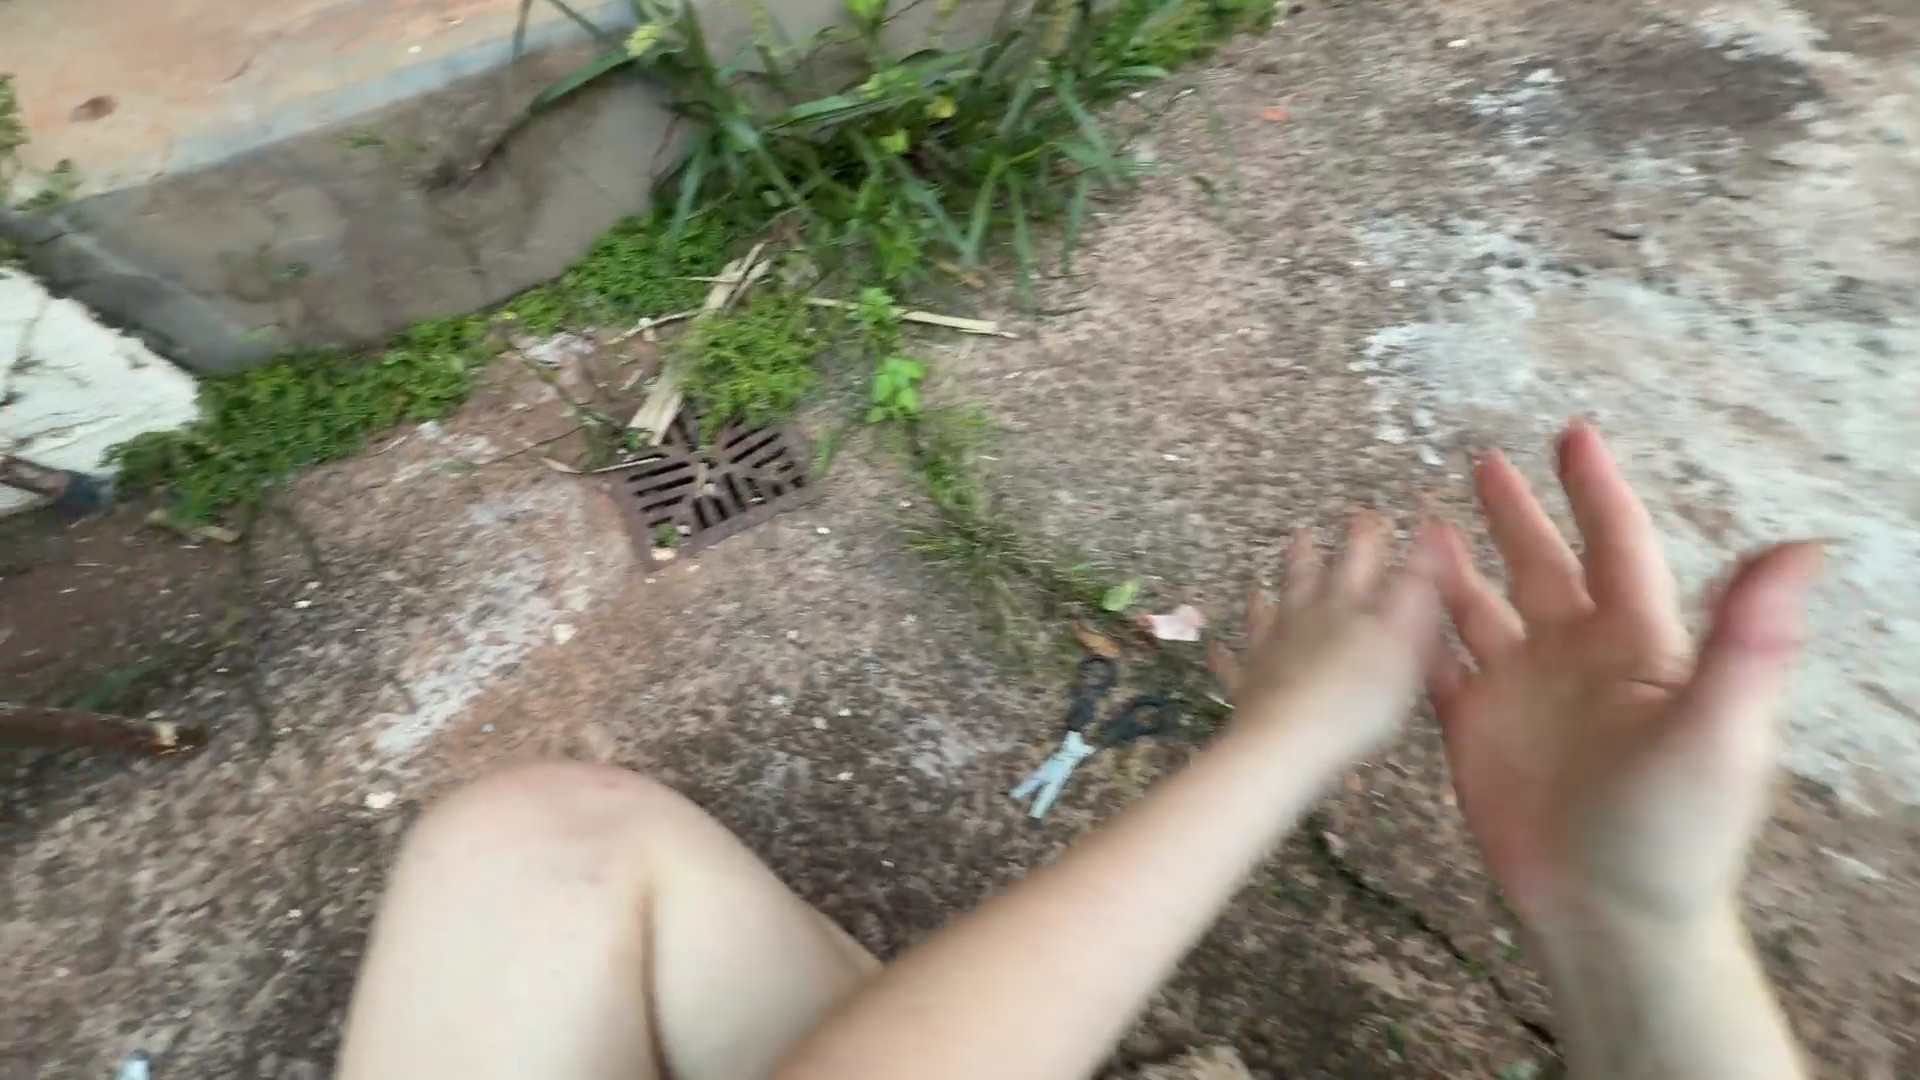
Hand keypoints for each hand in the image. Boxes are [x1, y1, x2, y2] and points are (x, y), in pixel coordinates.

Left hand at [1218, 513, 1445, 760]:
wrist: (1293, 732)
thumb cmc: (1361, 696)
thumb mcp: (1406, 645)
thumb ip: (1416, 595)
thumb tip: (1428, 547)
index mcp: (1346, 608)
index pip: (1359, 562)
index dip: (1364, 537)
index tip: (1367, 516)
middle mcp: (1302, 618)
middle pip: (1303, 579)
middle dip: (1307, 554)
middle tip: (1303, 532)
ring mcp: (1269, 647)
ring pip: (1263, 612)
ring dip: (1261, 597)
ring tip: (1256, 584)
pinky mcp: (1247, 679)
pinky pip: (1231, 664)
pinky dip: (1223, 655)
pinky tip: (1214, 648)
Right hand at [1428, 422, 1821, 930]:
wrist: (1604, 905)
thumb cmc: (1673, 827)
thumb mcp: (1718, 734)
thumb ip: (1747, 643)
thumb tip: (1802, 548)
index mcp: (1633, 646)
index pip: (1613, 548)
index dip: (1594, 489)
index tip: (1572, 435)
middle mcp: (1572, 656)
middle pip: (1537, 566)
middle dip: (1513, 513)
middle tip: (1482, 464)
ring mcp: (1517, 688)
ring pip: (1475, 608)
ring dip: (1450, 567)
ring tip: (1419, 530)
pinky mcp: (1471, 722)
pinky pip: (1435, 662)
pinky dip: (1411, 633)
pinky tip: (1387, 608)